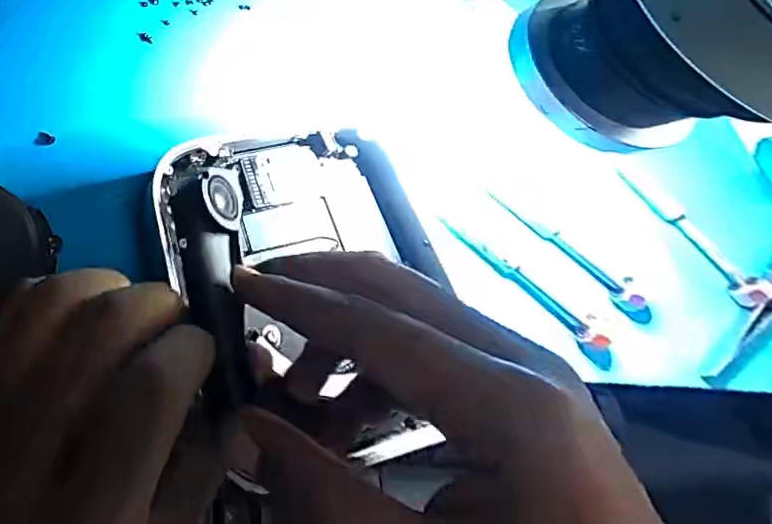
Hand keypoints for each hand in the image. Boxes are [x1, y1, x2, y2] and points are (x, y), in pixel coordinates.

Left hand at [0, 269, 223, 523]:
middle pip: (100, 327)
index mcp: (94, 513)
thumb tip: (221, 392)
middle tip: (172, 320)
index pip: (149, 387)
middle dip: (154, 303)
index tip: (203, 347)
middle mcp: (30, 452)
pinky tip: (80, 314)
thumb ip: (195, 474)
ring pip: (51, 299)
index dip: (189, 347)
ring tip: (129, 307)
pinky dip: (56, 292)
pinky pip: (12, 307)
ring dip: (105, 285)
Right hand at [232, 255, 662, 523]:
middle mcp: (523, 363)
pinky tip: (346, 415)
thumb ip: (323, 491)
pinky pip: (434, 351)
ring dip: (343, 335)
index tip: (239, 280)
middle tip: (257, 293)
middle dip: (315, 284)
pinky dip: (378, 369)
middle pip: (392, 287)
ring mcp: (532, 375)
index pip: (371, 322)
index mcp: (509, 400)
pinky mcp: (529, 397)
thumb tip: (244, 428)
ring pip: (411, 313)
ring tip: (296, 387)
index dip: (294, 299)